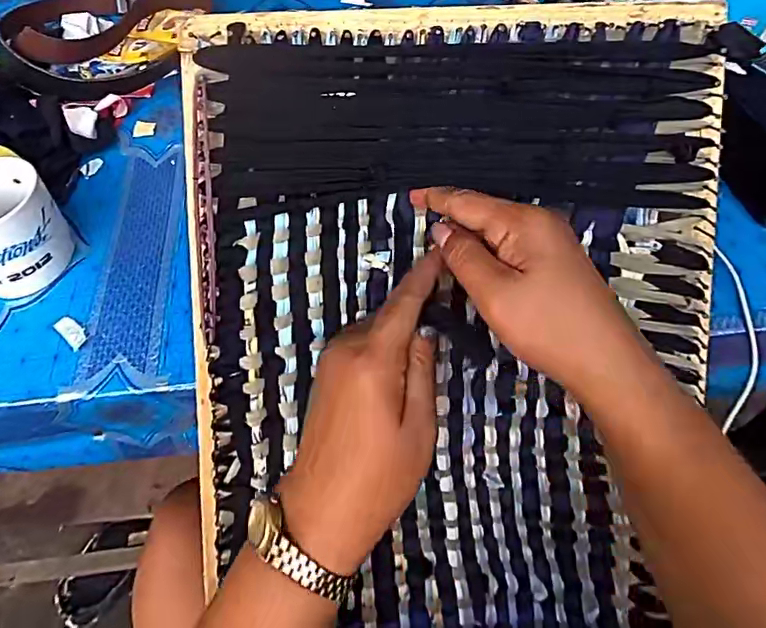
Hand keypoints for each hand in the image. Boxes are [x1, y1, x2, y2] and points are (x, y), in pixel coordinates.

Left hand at [276, 251, 440, 576]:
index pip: (403, 304)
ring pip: (374, 329)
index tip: (439, 253)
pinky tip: (397, 366)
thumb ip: (421, 371)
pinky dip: (381, 345)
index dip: (422, 276)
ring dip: (398, 330)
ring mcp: (331, 359)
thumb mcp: (418, 428)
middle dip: (415, 307)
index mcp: (372, 358)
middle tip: (447, 307)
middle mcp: (347, 347)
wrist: (318, 512)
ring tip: (426, 346)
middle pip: (388, 314)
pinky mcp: (325, 372)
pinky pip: (361, 344)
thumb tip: (424, 331)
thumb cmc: (378, 477)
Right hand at [410, 187, 659, 412]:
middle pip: (484, 212)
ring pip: (496, 231)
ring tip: (439, 248)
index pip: (469, 201)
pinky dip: (488, 251)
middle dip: (452, 219)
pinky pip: (511, 245)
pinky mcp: (556, 260)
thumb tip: (442, 229)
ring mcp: (551, 241)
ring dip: (469, 239)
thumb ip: (463, 257)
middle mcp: (539, 222)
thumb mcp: (495, 295)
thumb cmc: (551, 330)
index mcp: (524, 222)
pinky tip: (474, 264)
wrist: (610, 365)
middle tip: (419, 228)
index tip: (411, 195)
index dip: (437, 199)